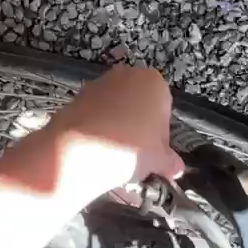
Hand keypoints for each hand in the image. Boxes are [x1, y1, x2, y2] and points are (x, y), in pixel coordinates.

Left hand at [0, 65, 183, 247]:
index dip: (159, 137)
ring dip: (114, 137)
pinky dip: (94, 138)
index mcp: (152, 82)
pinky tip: (93, 162)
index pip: (164, 108)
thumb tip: (176, 171)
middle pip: (137, 108)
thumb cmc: (127, 149)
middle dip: (135, 135)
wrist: (75, 153)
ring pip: (113, 114)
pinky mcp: (71, 100)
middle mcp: (124, 76)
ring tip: (111, 168)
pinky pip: (91, 120)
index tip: (152, 160)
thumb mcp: (155, 158)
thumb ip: (167, 161)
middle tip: (133, 165)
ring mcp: (95, 86)